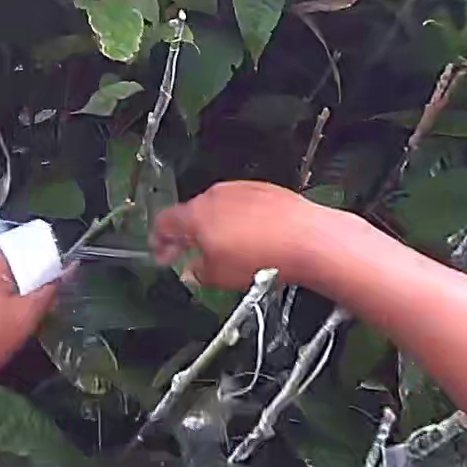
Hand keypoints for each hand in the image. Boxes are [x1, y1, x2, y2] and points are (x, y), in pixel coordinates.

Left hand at [0, 248, 58, 383]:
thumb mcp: (28, 314)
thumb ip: (51, 286)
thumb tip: (71, 265)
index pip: (26, 246)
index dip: (45, 261)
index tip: (55, 281)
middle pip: (10, 257)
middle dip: (28, 273)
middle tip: (42, 294)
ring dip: (12, 283)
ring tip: (25, 304)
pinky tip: (3, 310)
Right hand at [150, 181, 352, 290]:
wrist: (308, 239)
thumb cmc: (266, 256)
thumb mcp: (219, 277)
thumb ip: (197, 272)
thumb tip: (192, 270)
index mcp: (196, 214)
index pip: (163, 222)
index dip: (158, 240)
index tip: (162, 252)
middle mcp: (215, 195)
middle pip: (192, 213)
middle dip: (191, 236)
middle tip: (195, 256)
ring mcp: (240, 189)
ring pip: (219, 207)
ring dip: (218, 228)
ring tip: (232, 252)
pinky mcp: (264, 189)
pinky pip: (244, 204)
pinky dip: (243, 220)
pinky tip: (255, 240)